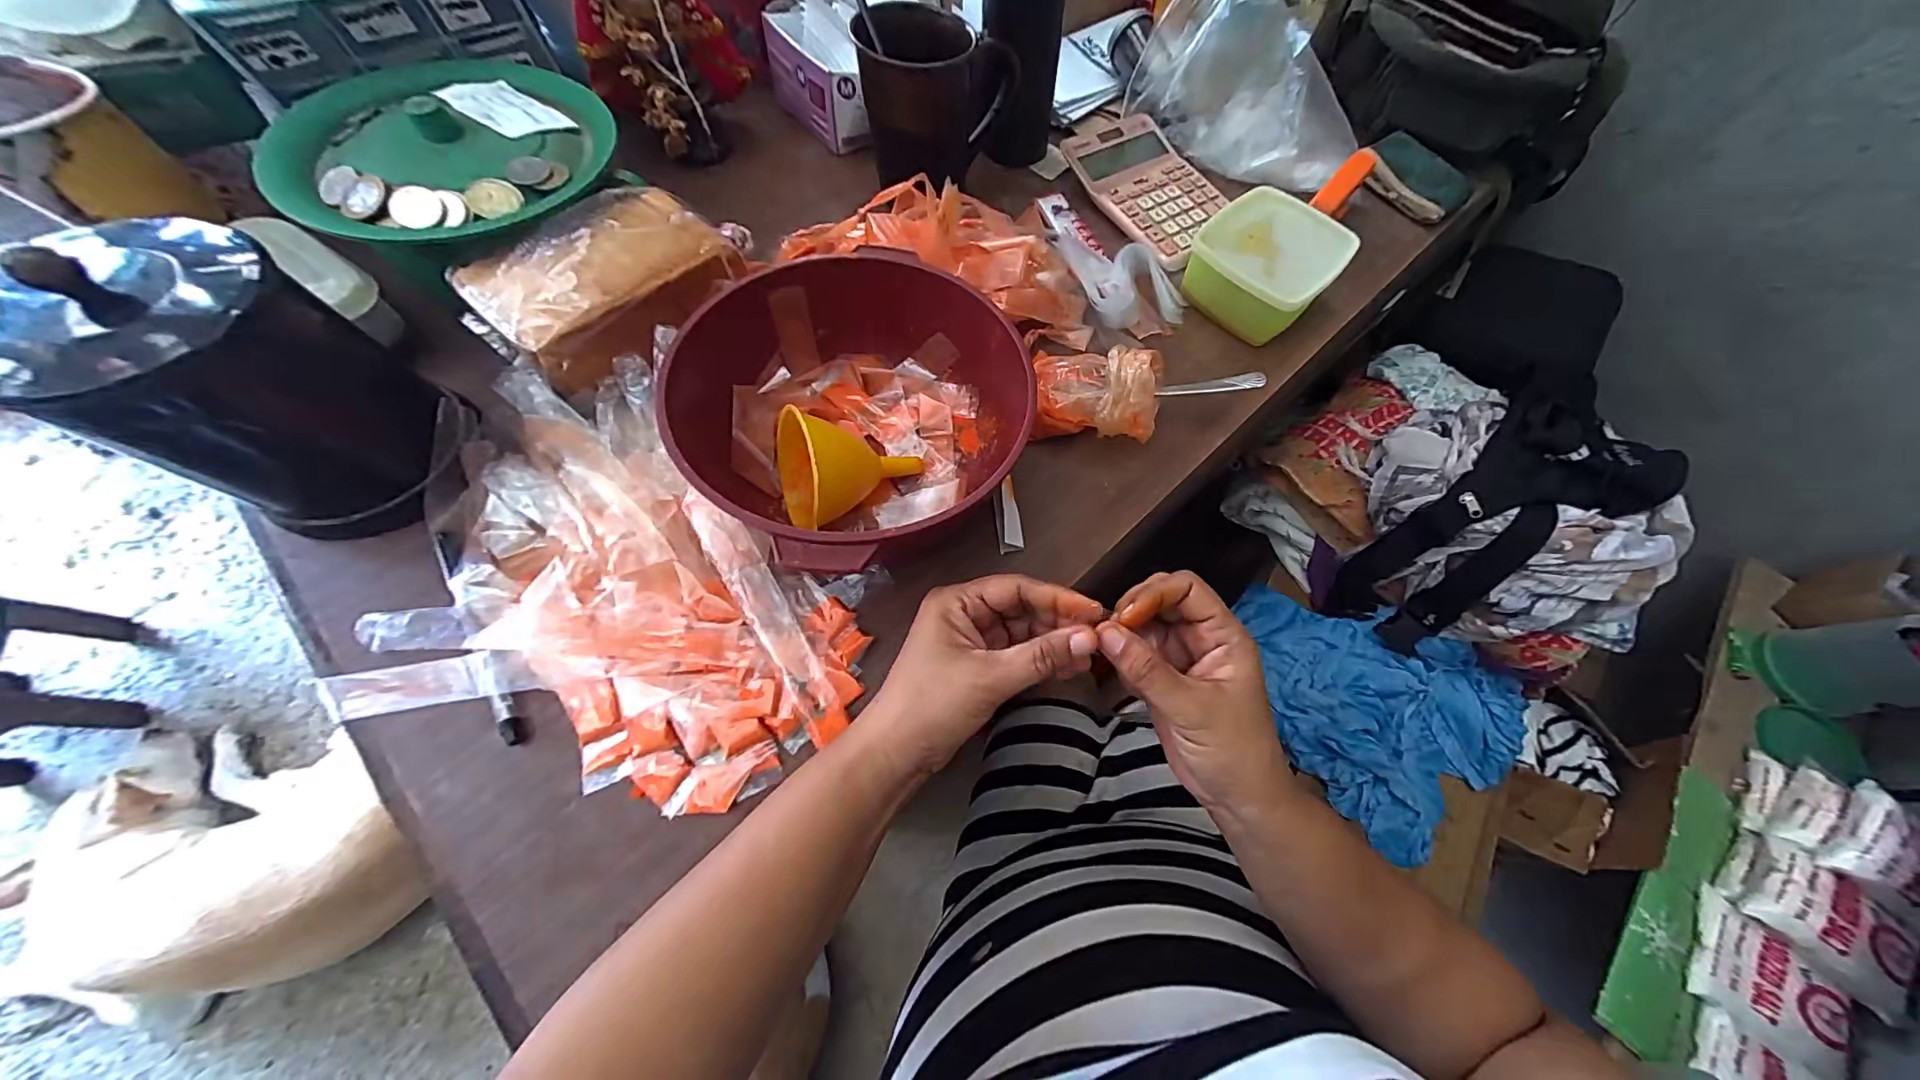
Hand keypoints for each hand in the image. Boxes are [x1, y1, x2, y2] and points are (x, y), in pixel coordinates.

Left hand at [867, 575, 1102, 776]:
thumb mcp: (990, 677)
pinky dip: (1039, 660)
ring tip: (1086, 654)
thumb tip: (1086, 637)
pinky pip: (1015, 655)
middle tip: (1093, 635)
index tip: (1090, 610)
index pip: (1016, 588)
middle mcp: (962, 615)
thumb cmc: (928, 706)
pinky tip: (1066, 666)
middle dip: (1057, 622)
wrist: (896, 752)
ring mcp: (969, 641)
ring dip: (1052, 643)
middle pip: (1021, 609)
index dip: (1056, 597)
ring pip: (1021, 633)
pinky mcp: (976, 666)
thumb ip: (1042, 655)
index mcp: (956, 602)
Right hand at [1097, 571, 1292, 815]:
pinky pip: (1135, 653)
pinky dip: (1118, 654)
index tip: (1126, 616)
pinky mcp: (1162, 678)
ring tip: (1099, 648)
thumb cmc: (1233, 751)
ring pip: (1144, 626)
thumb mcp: (1191, 708)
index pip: (1188, 589)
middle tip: (1106, 631)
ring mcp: (1180, 658)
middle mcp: (1200, 639)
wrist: (1238, 798)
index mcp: (1223, 636)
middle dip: (1132, 609)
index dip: (1154, 594)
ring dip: (1120, 632)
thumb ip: (1147, 670)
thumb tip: (1106, 632)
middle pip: (1162, 600)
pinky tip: (1106, 666)